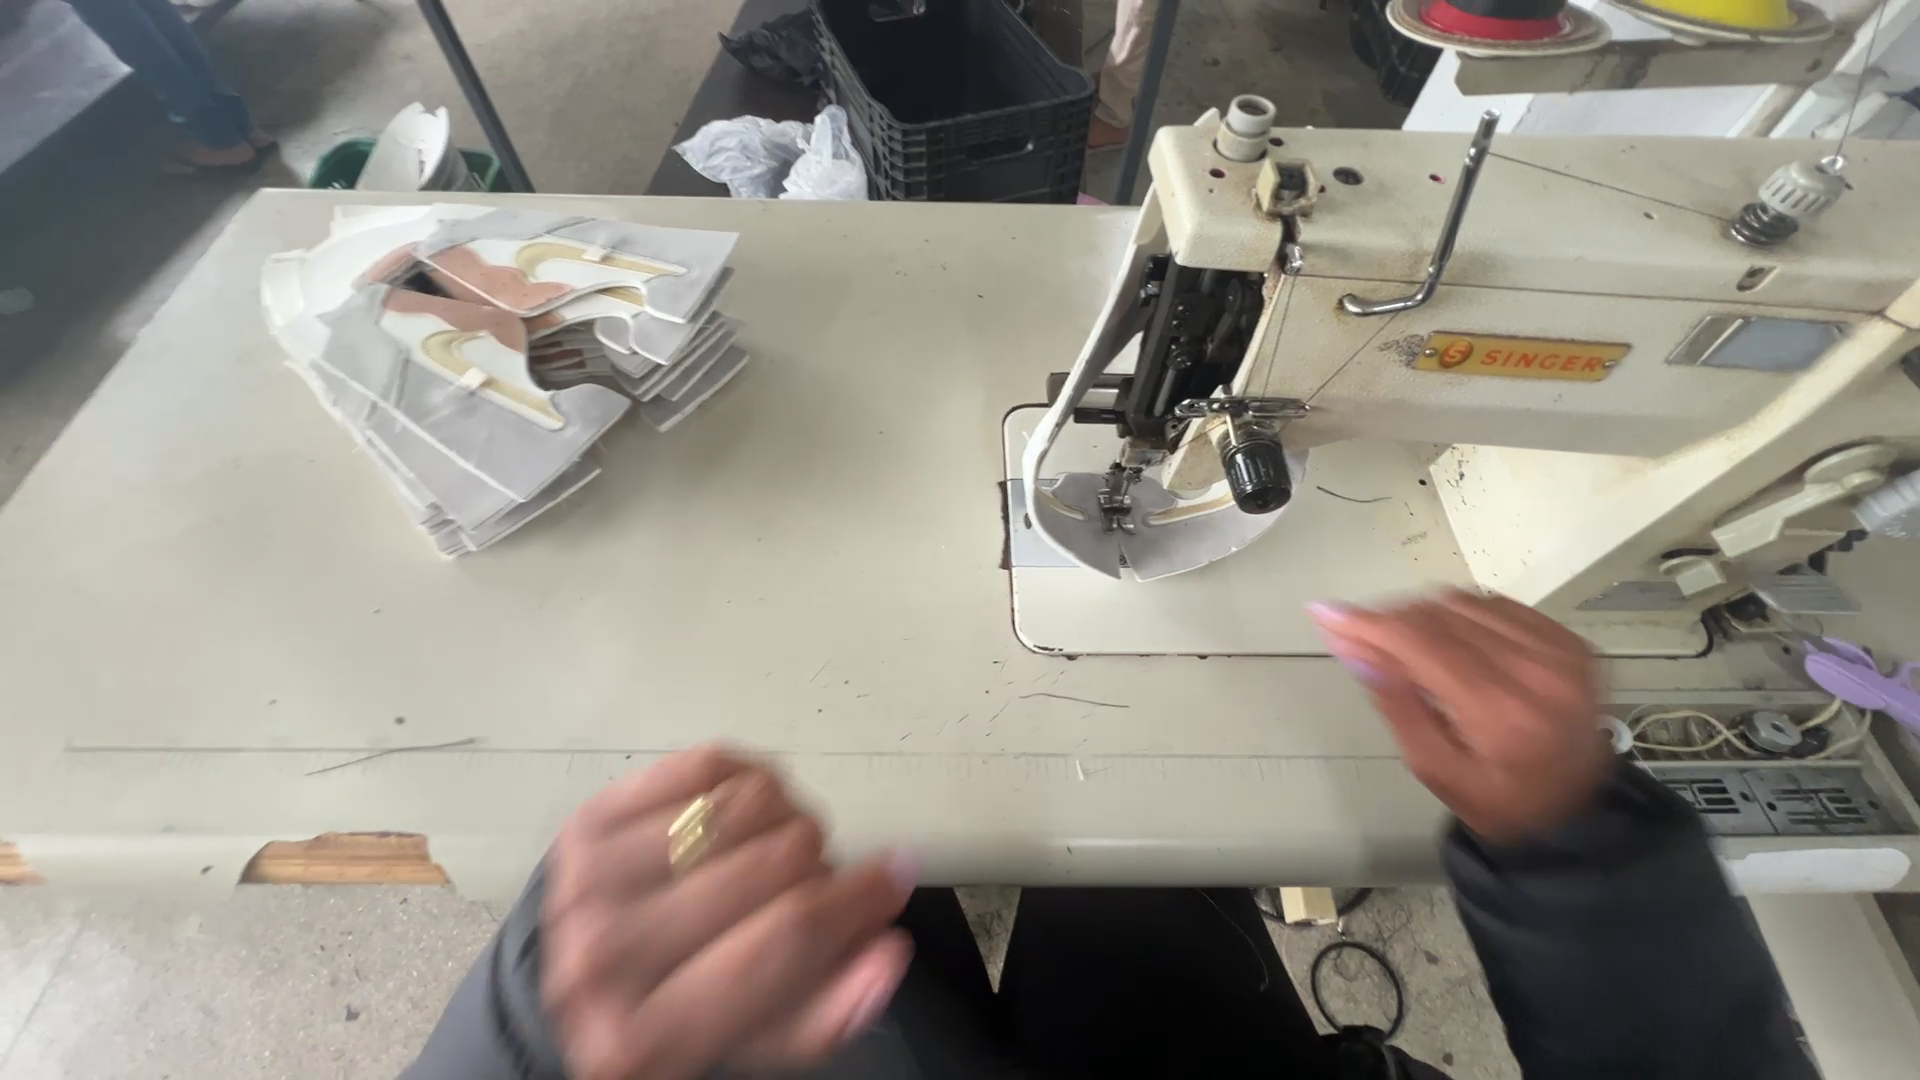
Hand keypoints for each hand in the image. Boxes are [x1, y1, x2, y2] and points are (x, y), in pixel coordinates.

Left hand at [542, 747, 916, 1079]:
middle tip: (815, 876)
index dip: (859, 900)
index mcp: (645, 1039)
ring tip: (775, 846)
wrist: (588, 971)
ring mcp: (589, 878)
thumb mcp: (758, 1035)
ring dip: (787, 817)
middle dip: (821, 862)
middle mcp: (604, 957)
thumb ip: (830, 1008)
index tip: (897, 877)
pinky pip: (711, 763)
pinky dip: (749, 777)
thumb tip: (889, 954)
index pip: (786, 939)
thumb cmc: (685, 1005)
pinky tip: (745, 812)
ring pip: (750, 801)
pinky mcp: (590, 817)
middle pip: (777, 861)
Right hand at [1308, 590, 1611, 841]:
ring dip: (1419, 616)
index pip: (1420, 642)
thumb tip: (1352, 646)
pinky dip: (1456, 614)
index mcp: (1501, 711)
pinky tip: (1445, 638)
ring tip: (1404, 645)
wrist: (1578, 808)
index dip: (1367, 623)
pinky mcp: (1567, 641)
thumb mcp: (1432, 765)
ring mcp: (1557, 651)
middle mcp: (1536, 671)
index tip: (1325, 613)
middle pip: (1436, 616)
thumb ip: (1394, 702)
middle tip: (1358, 638)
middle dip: (1386, 620)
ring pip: (1460, 602)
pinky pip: (1491, 604)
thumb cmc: (1496, 798)